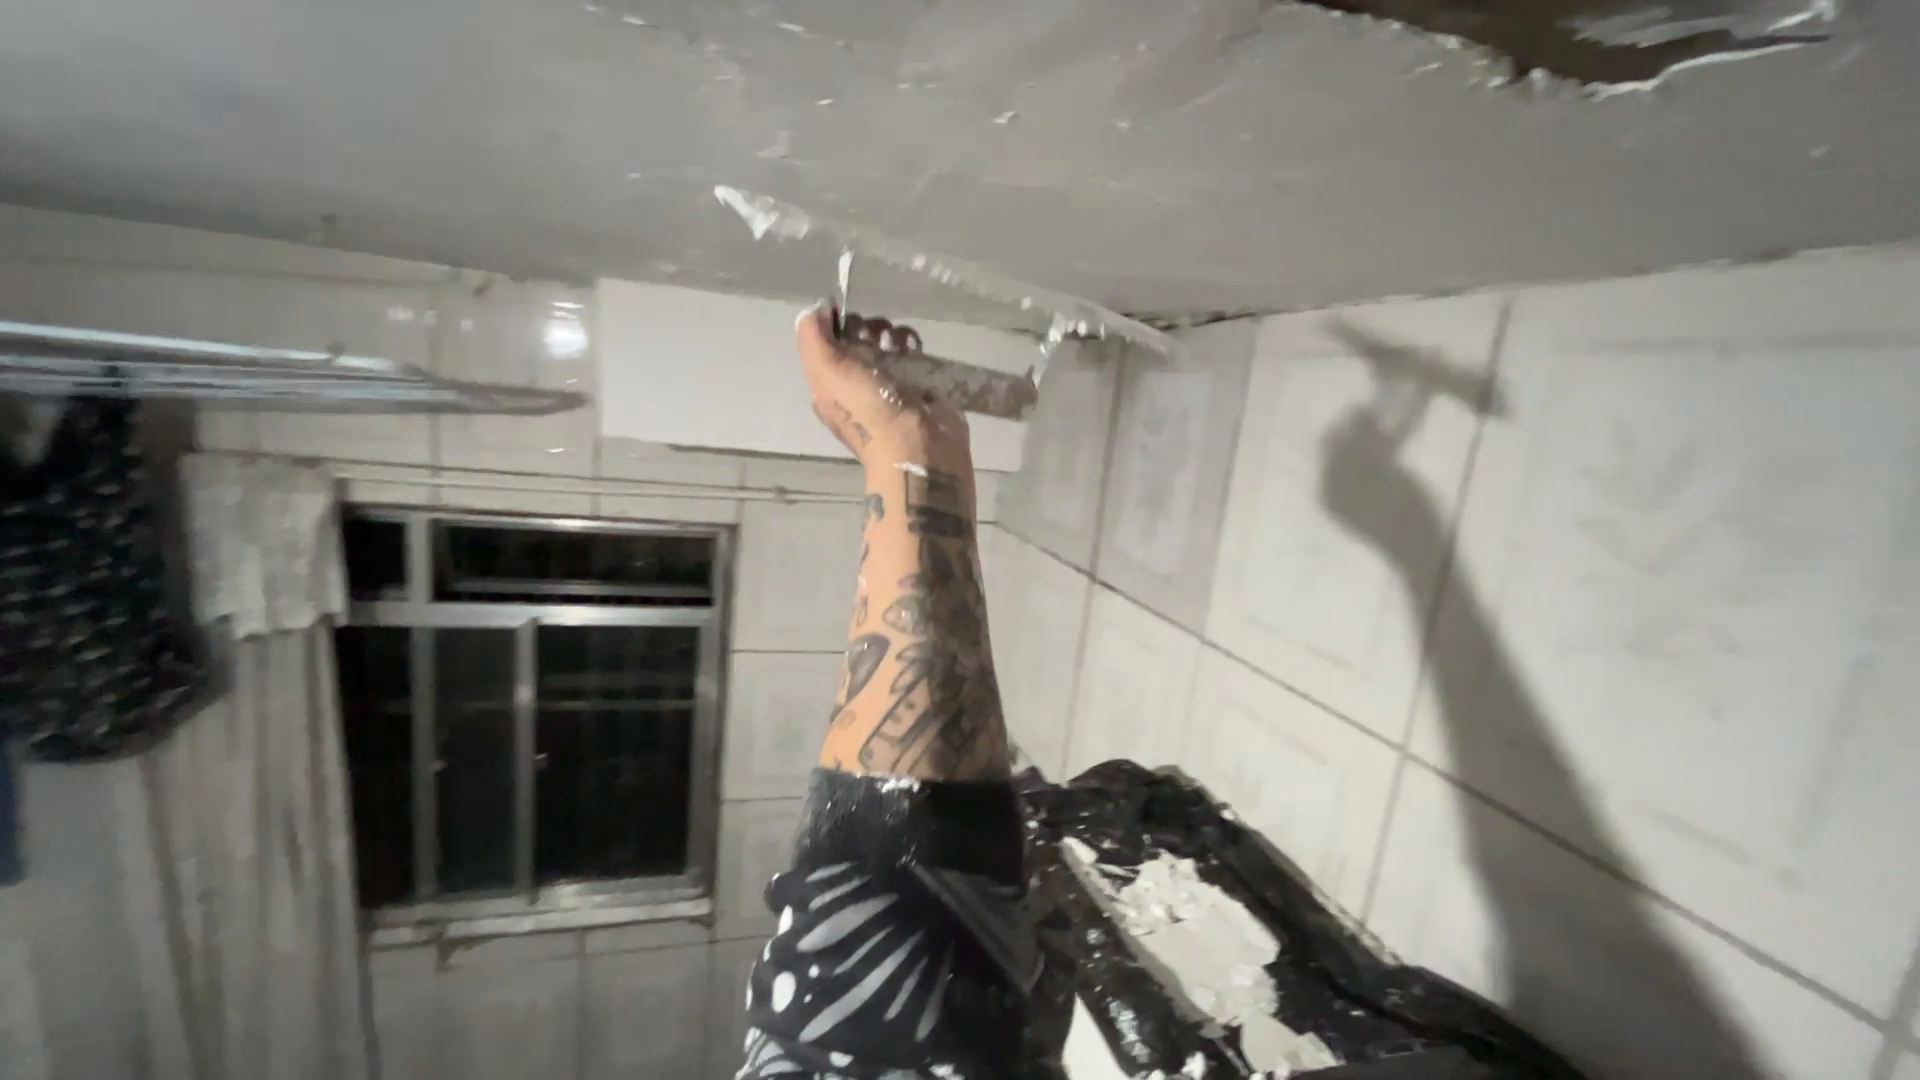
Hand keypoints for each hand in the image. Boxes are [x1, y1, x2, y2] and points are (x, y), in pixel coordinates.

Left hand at [795, 303, 972, 477]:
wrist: (916, 445)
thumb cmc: (867, 409)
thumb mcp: (826, 371)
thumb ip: (813, 337)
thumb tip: (818, 309)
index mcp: (829, 385)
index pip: (828, 343)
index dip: (835, 324)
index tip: (848, 321)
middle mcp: (856, 385)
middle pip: (858, 340)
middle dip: (867, 327)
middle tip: (877, 336)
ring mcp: (888, 386)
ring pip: (886, 343)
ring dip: (892, 333)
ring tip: (900, 343)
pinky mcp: (917, 386)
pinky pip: (912, 354)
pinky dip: (913, 344)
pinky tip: (915, 347)